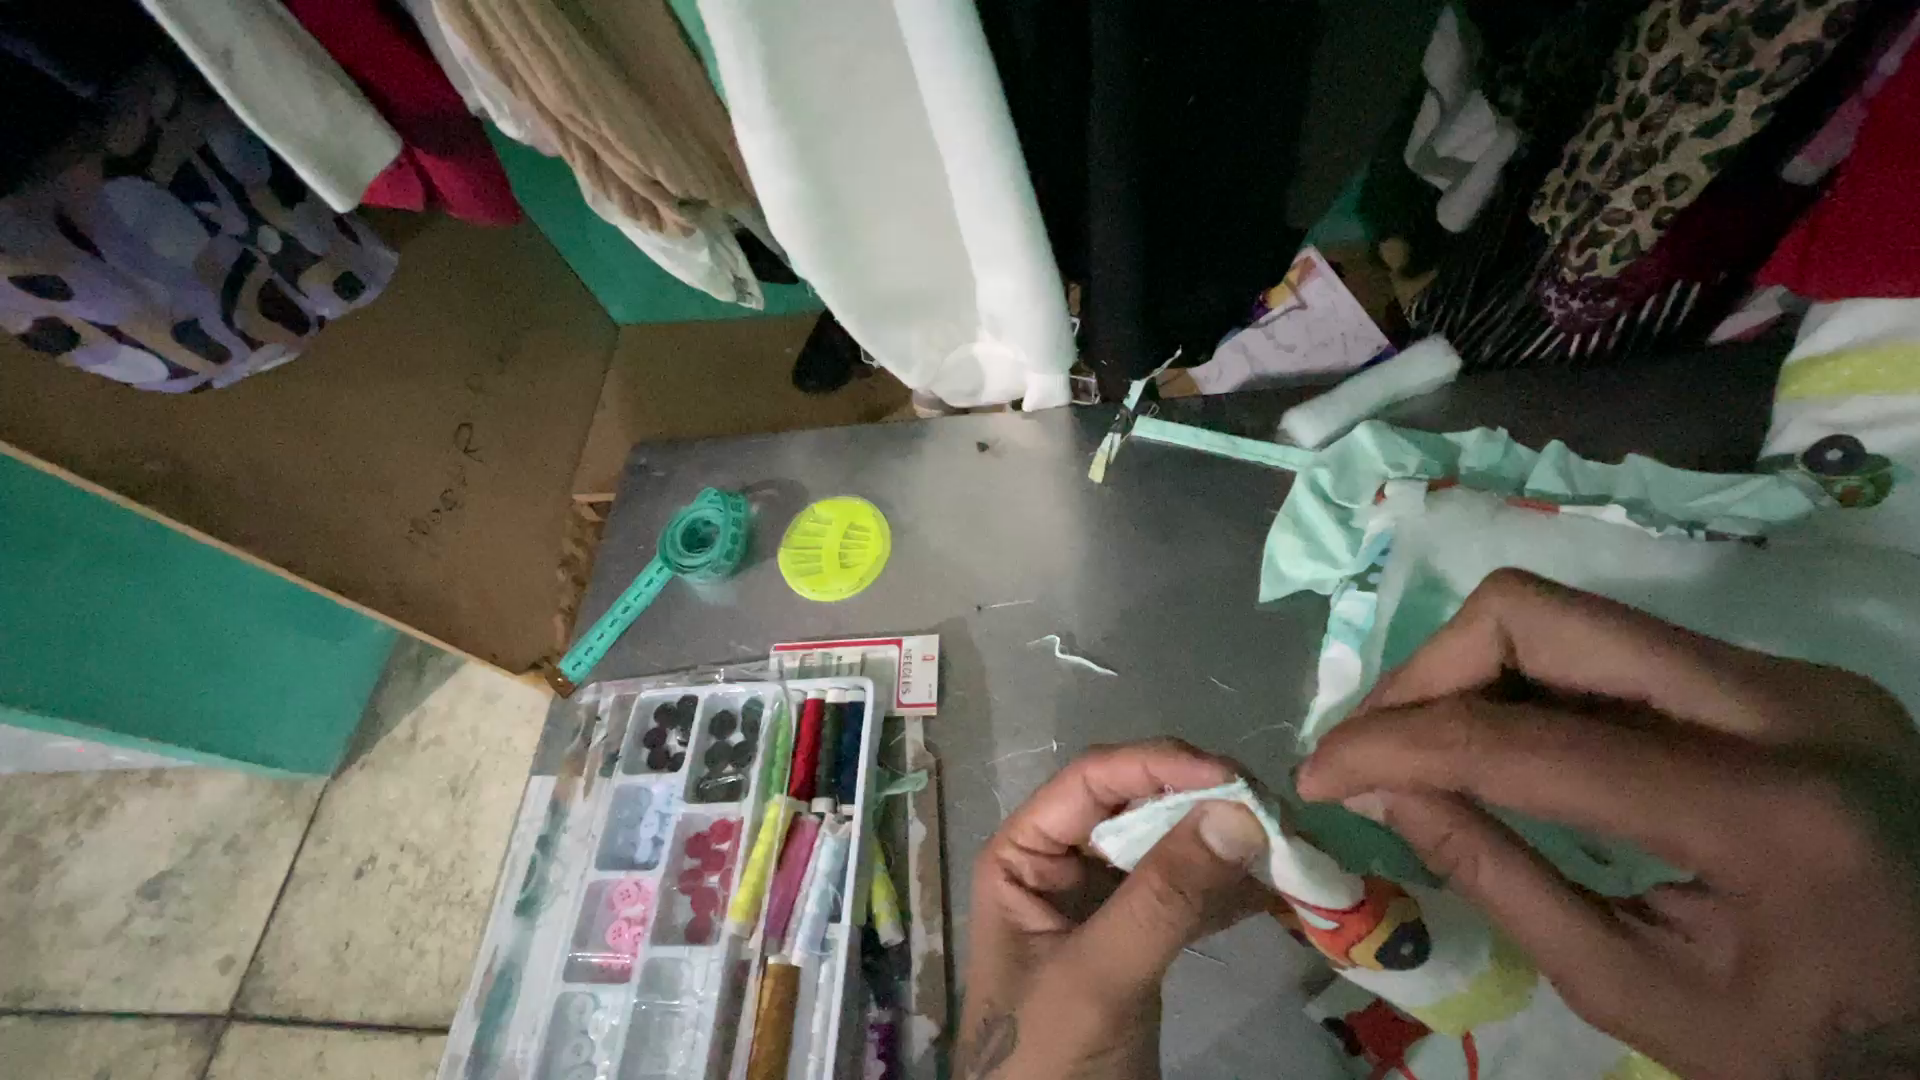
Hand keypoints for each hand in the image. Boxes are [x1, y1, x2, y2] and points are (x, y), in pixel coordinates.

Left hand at [957, 740, 1271, 1079]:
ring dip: (1223, 843)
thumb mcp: (1098, 978)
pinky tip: (1275, 895)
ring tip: (1289, 849)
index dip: (1158, 764)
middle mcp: (1059, 860)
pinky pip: (1184, 893)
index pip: (1091, 780)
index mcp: (1025, 852)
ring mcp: (1098, 897)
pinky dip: (1227, 890)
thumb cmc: (1046, 1059)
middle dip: (1201, 802)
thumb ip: (1162, 897)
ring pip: (1165, 845)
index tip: (1232, 777)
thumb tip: (1236, 812)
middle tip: (1276, 812)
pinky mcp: (1135, 935)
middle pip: (1133, 804)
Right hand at [1297, 569, 1919, 1079]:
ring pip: (1556, 613)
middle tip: (1374, 744)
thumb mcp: (1644, 997)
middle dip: (1421, 674)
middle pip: (1528, 614)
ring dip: (1460, 672)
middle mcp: (1781, 705)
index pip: (1517, 737)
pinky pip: (1594, 644)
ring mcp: (1783, 676)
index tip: (1318, 773)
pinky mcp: (1768, 676)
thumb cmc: (1828, 1049)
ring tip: (1421, 743)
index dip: (1389, 744)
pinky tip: (1495, 740)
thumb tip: (1383, 788)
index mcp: (1766, 814)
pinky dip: (1513, 681)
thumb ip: (1496, 877)